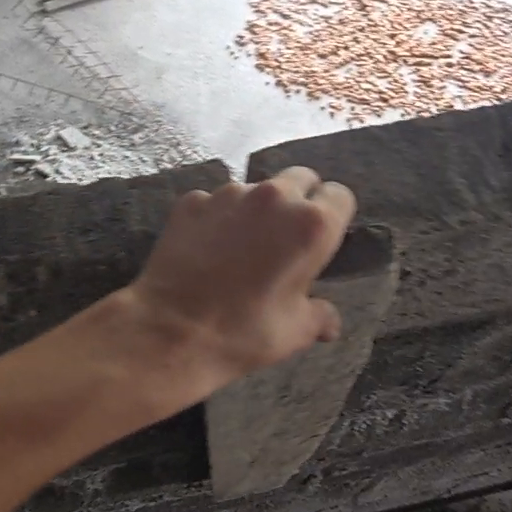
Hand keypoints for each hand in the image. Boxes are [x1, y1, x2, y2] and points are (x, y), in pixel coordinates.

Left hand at [119, 167, 355, 392]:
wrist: (172, 330)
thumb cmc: (244, 333)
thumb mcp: (296, 331)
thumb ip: (320, 315)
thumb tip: (329, 320)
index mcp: (312, 225)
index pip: (340, 195)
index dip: (334, 214)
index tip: (322, 237)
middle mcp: (273, 197)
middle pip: (300, 178)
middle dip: (299, 200)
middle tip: (286, 236)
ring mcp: (229, 193)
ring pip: (255, 188)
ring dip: (257, 209)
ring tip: (241, 246)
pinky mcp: (192, 199)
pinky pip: (215, 201)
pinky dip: (217, 218)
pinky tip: (206, 248)